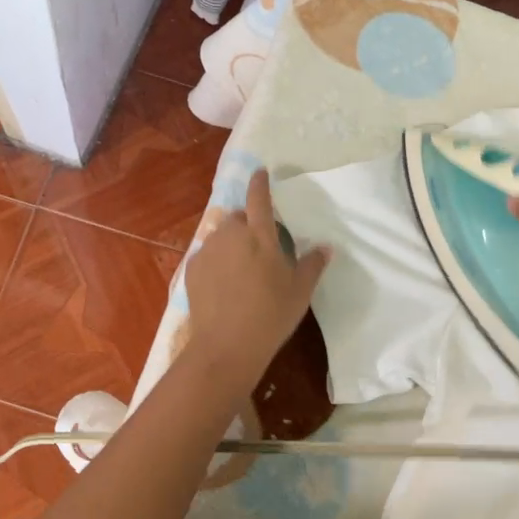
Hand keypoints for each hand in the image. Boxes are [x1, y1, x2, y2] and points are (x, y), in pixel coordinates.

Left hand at [185, 171, 331, 385]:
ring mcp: (208, 250)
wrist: (226, 346)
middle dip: (246, 223)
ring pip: (220, 235)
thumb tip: (326, 246)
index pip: (259, 198)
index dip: (260, 183)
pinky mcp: (191, 268)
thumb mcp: (300, 292)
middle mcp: (231, 234)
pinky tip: (222, 284)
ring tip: (239, 269)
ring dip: (229, 242)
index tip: (260, 172)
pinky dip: (214, 261)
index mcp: (260, 235)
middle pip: (237, 218)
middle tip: (258, 247)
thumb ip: (312, 265)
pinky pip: (206, 255)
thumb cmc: (270, 316)